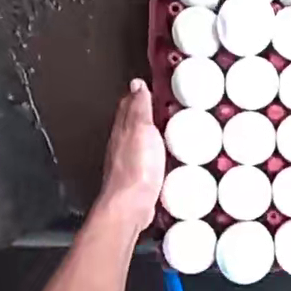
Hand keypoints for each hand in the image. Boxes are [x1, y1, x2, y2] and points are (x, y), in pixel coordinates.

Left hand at [96, 79, 164, 231]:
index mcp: (123, 128)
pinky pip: (148, 159)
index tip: (153, 86)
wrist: (131, 205)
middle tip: (164, 105)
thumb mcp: (142, 129)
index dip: (139, 94)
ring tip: (168, 128)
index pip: (129, 104)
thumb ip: (140, 108)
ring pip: (140, 141)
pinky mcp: (139, 178)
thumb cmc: (137, 168)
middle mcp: (122, 144)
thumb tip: (137, 84)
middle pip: (133, 123)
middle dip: (145, 112)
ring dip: (151, 133)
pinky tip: (165, 155)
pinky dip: (156, 152)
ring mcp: (129, 162)